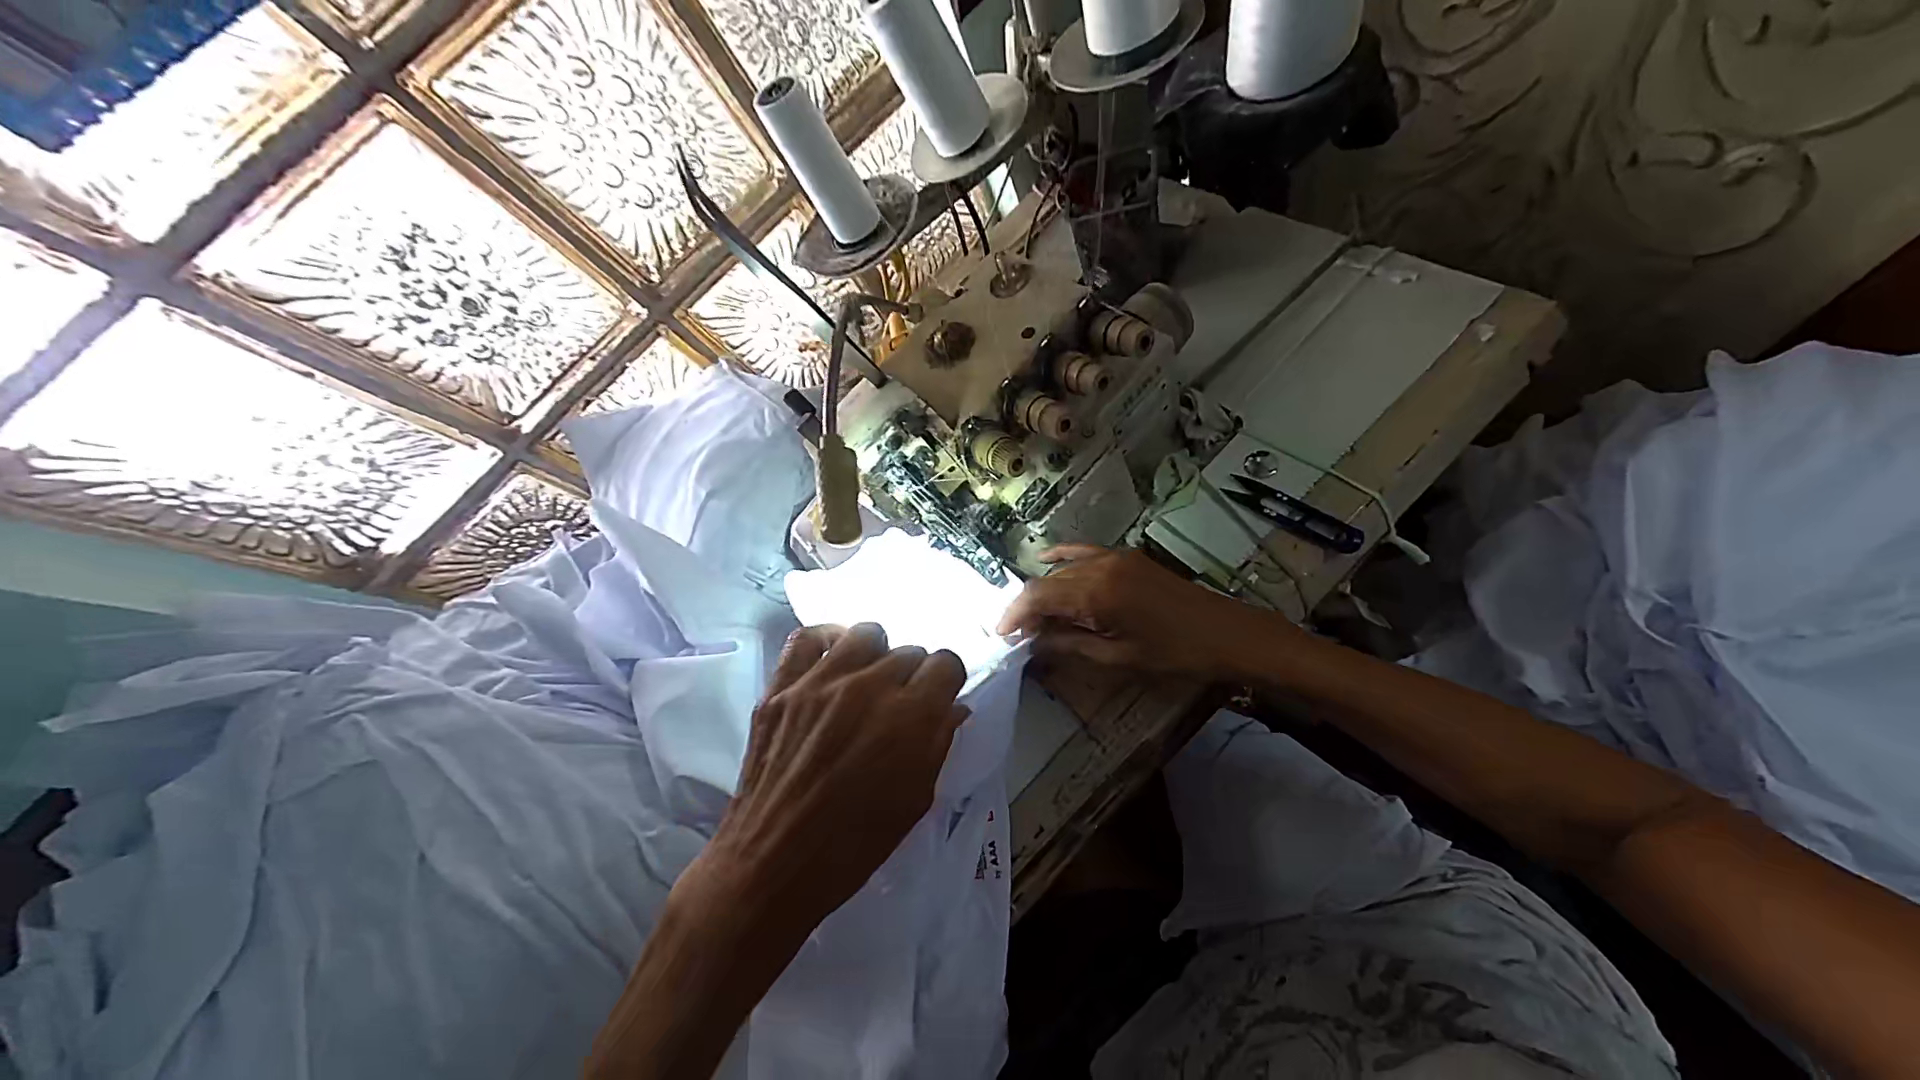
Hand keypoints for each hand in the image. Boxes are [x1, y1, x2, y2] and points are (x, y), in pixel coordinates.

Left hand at [585, 624, 967, 1079]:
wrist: (772, 863)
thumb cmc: (853, 845)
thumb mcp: (915, 801)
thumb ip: (938, 744)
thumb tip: (952, 707)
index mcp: (910, 717)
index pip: (947, 663)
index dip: (947, 680)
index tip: (938, 697)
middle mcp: (869, 687)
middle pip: (908, 651)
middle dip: (913, 675)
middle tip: (900, 704)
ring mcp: (820, 682)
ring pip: (865, 634)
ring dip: (876, 654)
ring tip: (868, 680)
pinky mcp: (782, 686)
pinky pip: (809, 637)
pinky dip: (827, 641)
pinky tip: (833, 661)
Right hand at [996, 544, 1297, 680]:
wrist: (1225, 633)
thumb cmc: (1174, 653)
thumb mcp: (1117, 657)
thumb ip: (1070, 644)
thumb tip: (1033, 643)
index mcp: (1096, 593)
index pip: (1039, 596)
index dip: (1015, 615)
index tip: (1002, 636)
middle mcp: (1099, 567)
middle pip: (1048, 582)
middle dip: (1029, 608)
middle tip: (1020, 636)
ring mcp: (1114, 557)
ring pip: (1064, 569)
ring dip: (1046, 591)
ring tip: (1036, 618)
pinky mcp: (1127, 557)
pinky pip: (1085, 551)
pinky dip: (1063, 556)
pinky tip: (1046, 558)